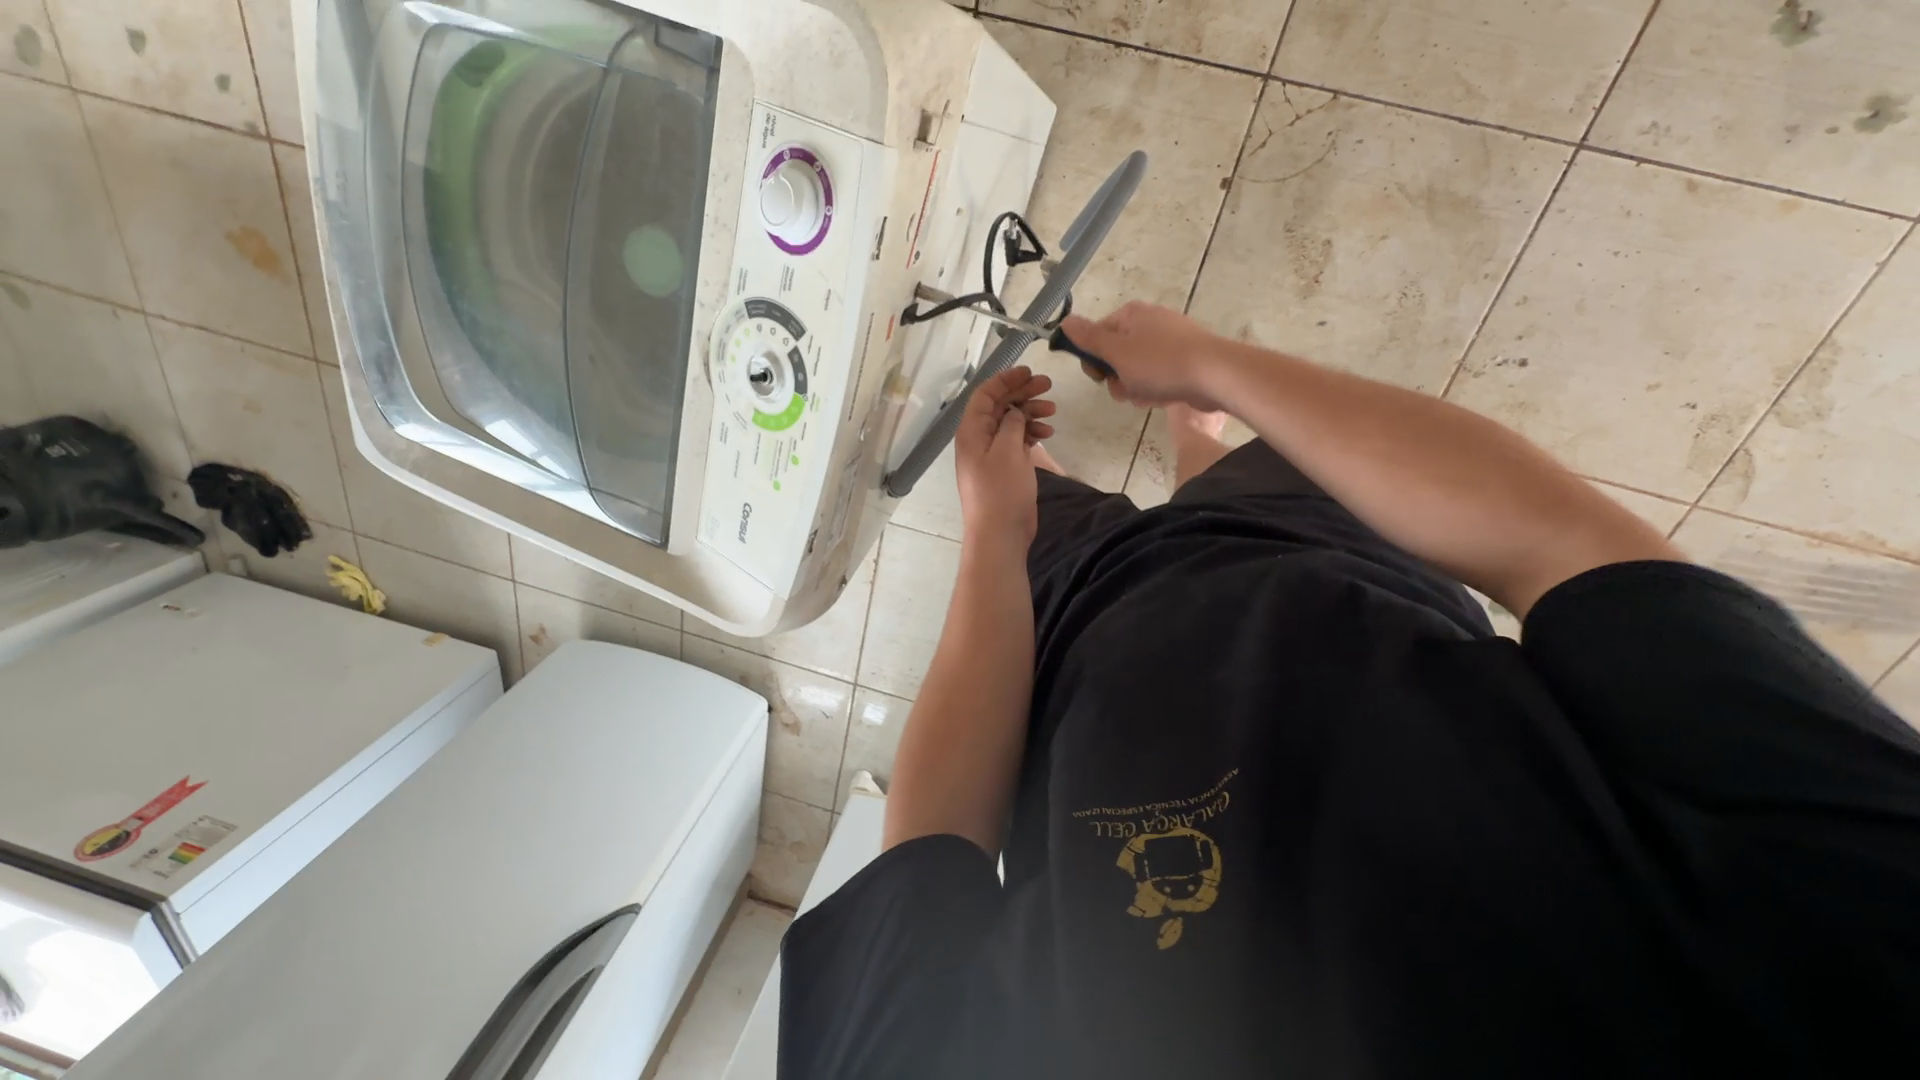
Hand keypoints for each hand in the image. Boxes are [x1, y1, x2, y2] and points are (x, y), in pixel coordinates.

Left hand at [953, 367, 1055, 549]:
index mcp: (971, 431)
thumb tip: (1016, 411)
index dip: (1006, 379)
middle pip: (999, 407)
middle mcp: (978, 440)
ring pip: (1010, 424)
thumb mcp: (1008, 450)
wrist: (999, 534)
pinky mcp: (1004, 470)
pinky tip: (1047, 434)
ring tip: (1053, 411)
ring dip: (1030, 414)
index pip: (985, 394)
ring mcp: (991, 456)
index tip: (1030, 372)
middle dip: (1022, 394)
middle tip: (1048, 387)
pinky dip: (1030, 434)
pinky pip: (1016, 442)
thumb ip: (1012, 423)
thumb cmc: (1001, 491)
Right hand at [1057, 302, 1230, 410]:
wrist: (1215, 374)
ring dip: (1136, 388)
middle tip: (1127, 389)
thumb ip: (1089, 338)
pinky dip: (1156, 389)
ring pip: (1136, 370)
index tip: (1098, 377)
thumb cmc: (1160, 363)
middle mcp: (1149, 322)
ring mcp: (1169, 340)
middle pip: (1116, 356)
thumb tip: (1065, 321)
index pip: (1096, 336)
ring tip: (1149, 395)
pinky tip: (1164, 397)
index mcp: (1130, 315)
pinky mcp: (1185, 359)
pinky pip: (1158, 376)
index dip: (1092, 360)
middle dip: (1117, 378)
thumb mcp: (1117, 352)